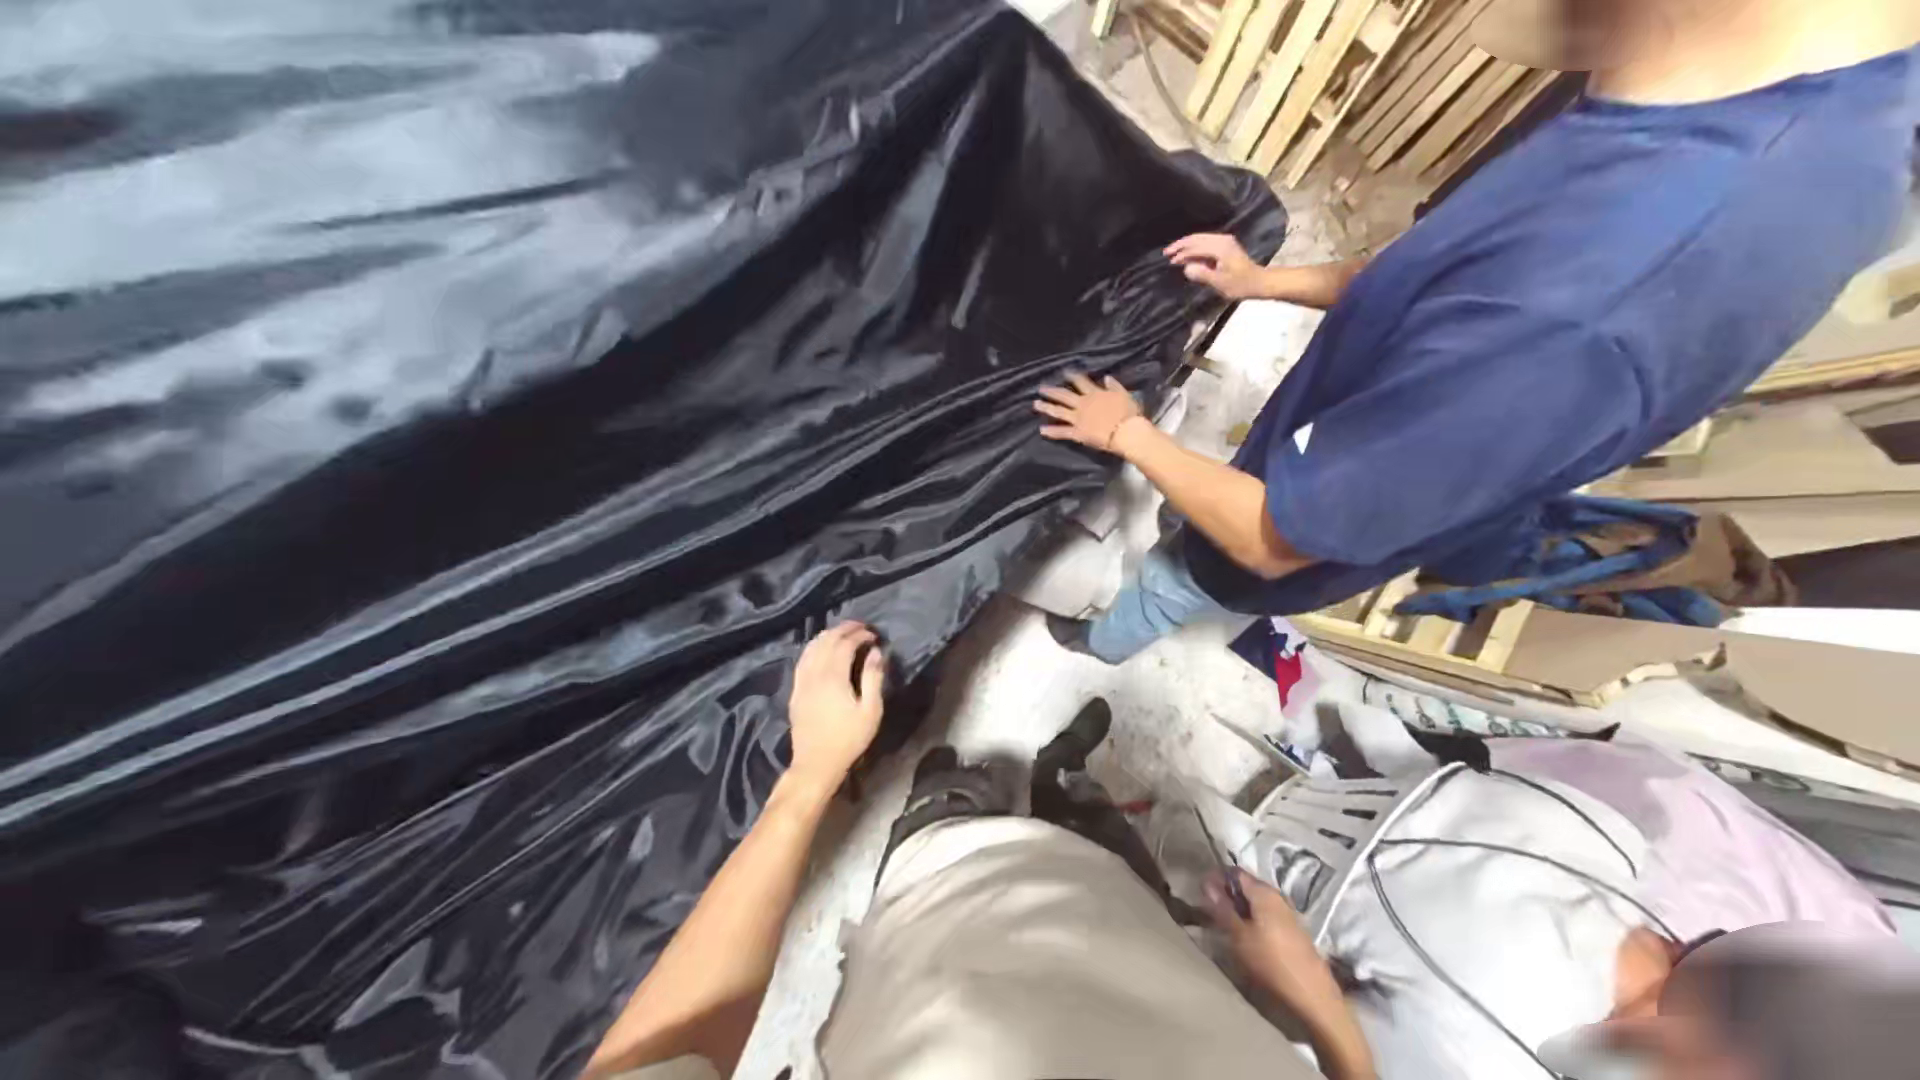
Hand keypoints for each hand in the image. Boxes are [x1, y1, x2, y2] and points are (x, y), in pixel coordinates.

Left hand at [786, 622, 885, 792]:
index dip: (859, 635)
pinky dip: (813, 648)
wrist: (816, 763)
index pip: (845, 644)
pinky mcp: (795, 691)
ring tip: (842, 633)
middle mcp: (814, 674)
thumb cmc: (848, 739)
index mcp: (834, 677)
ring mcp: (801, 682)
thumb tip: (876, 652)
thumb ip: (873, 678)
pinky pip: (802, 660)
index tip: (873, 635)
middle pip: (826, 641)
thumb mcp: (870, 711)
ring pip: (811, 648)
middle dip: (843, 630)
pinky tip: (820, 649)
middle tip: (860, 627)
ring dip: (827, 636)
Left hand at [1034, 373, 1144, 451]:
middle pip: (1064, 395)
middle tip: (1041, 388)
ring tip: (1035, 404)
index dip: (1072, 376)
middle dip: (1052, 391)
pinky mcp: (1077, 433)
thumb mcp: (1125, 395)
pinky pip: (1061, 432)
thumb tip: (1107, 377)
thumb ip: (1114, 386)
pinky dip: (1051, 431)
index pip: (1081, 382)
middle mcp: (1083, 404)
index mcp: (1095, 393)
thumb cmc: (1129, 414)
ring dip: (1046, 407)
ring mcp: (1078, 418)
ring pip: (1058, 411)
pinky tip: (1041, 430)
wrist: (1126, 432)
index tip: (1065, 372)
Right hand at [1166, 233, 1272, 299]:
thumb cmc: (1240, 284)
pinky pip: (1205, 242)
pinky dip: (1195, 246)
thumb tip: (1186, 268)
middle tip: (1166, 252)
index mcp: (1220, 248)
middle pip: (1197, 238)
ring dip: (1187, 244)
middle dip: (1181, 244)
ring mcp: (1225, 241)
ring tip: (1174, 252)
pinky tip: (1188, 253)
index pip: (1196, 247)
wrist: (1259, 282)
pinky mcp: (1225, 245)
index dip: (1182, 254)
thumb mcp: (1220, 282)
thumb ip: (1202, 274)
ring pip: (1201, 238)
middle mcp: (1222, 240)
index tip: (1170, 261)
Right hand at [1205, 869, 1346, 1027]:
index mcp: (1264, 891)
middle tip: (1211, 909)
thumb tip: (1206, 882)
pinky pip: (1267, 914)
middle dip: (1227, 894)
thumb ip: (1221, 907)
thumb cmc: (1271, 962)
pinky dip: (1253, 919)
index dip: (1216, 878)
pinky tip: (1247, 936)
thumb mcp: (1238, 935)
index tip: (1202, 892)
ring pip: (1256, 901)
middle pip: (1246, 885)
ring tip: (1226, 924)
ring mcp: (1288, 913)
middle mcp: (1278, 896)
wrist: (1313, 998)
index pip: (1234, 872)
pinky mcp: (1293, 931)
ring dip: (1240, 908)